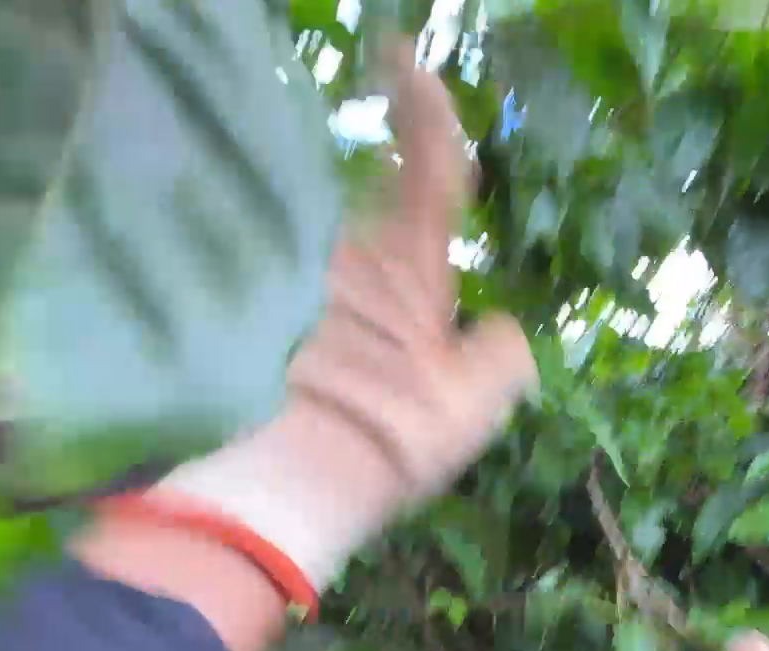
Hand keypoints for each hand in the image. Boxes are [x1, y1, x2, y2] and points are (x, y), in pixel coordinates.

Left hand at [160, 48, 536, 585]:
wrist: (291, 479)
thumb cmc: (391, 432)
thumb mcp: (477, 403)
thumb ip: (503, 353)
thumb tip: (499, 328)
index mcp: (409, 264)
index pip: (427, 166)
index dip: (423, 107)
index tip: (404, 53)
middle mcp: (346, 255)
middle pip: (371, 201)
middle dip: (388, 203)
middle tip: (403, 248)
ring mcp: (300, 280)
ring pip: (332, 245)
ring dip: (352, 267)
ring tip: (369, 324)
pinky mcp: (265, 317)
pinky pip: (301, 284)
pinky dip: (318, 300)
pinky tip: (325, 340)